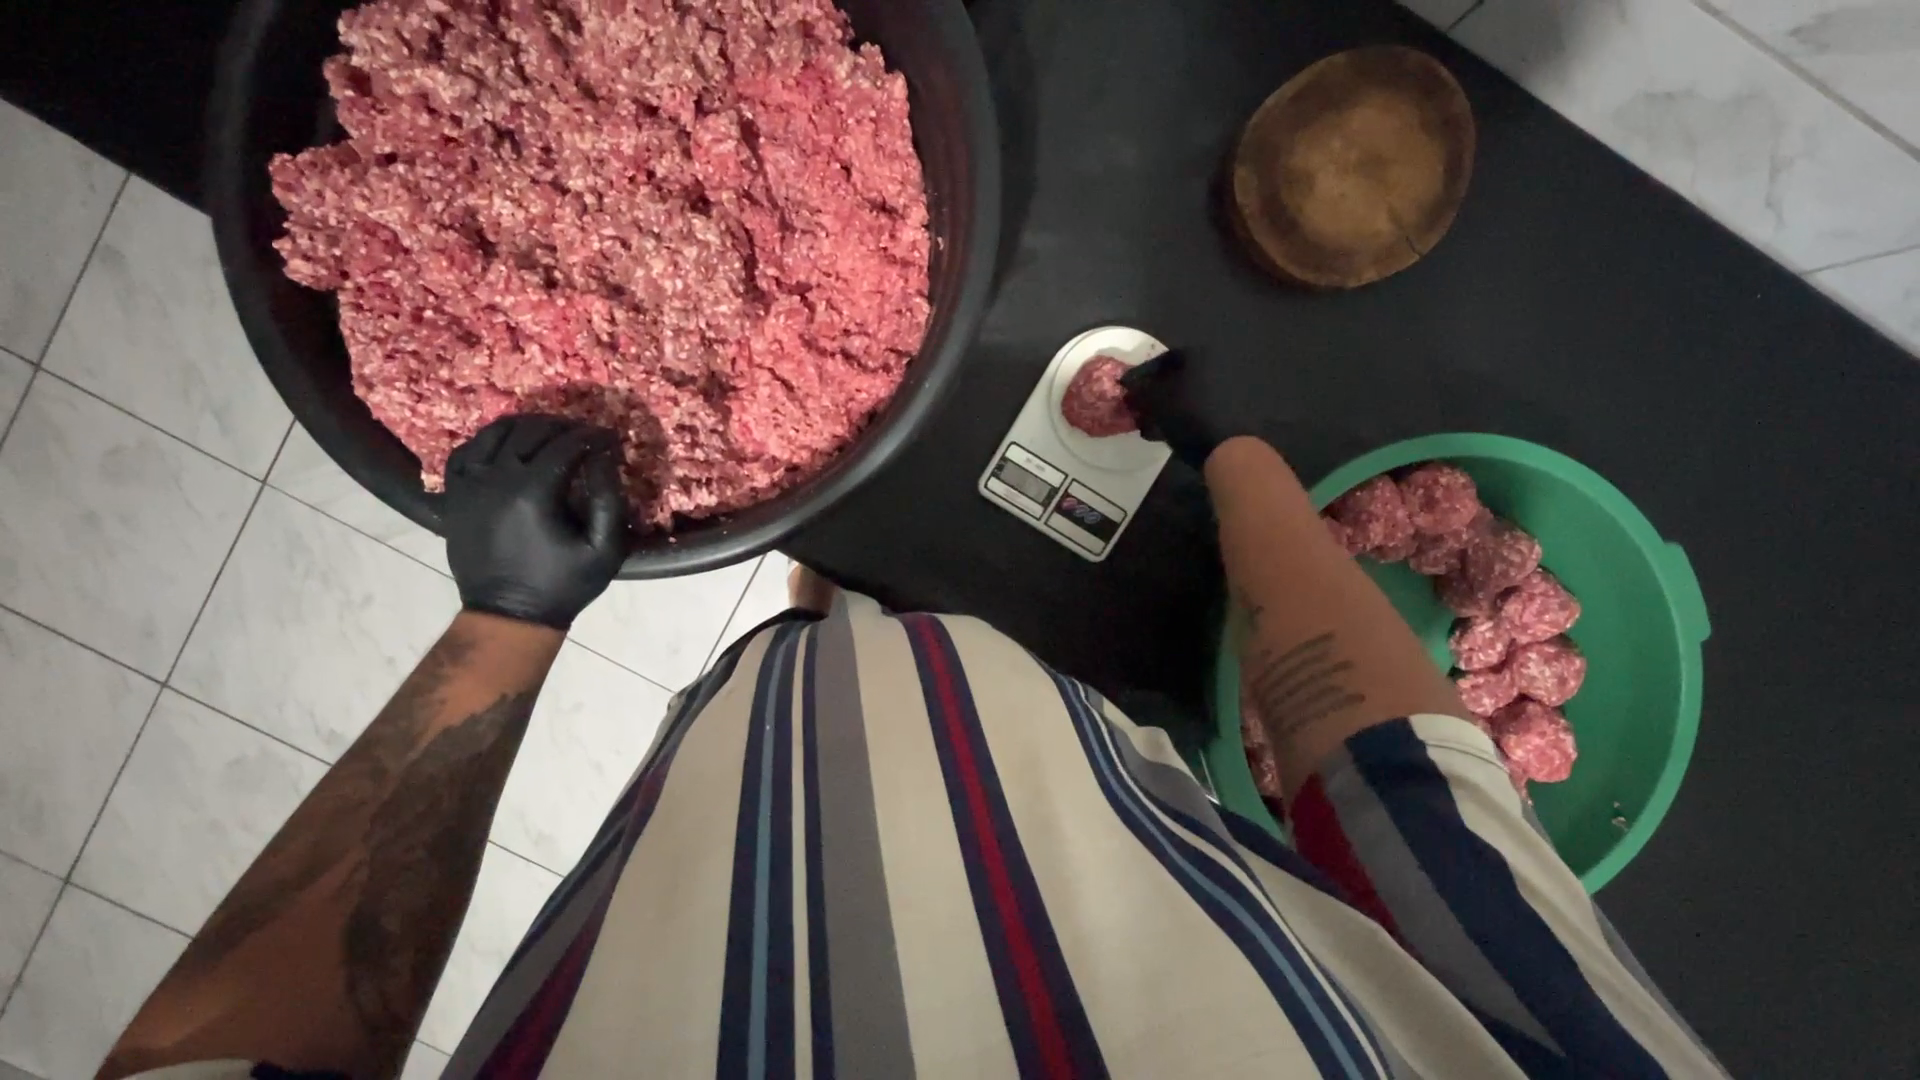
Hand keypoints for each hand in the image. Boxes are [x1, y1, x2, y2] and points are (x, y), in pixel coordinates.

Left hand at [443, 414, 630, 628]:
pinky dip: (489, 441)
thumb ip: (609, 499)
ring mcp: (468, 485)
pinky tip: (509, 447)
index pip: (564, 445)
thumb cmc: (564, 584)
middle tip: (585, 434)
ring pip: (494, 434)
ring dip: (526, 427)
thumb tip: (604, 457)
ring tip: (550, 433)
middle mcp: (495, 480)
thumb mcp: (604, 549)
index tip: (611, 437)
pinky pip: (467, 452)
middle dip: (562, 427)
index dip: (591, 436)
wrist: (509, 614)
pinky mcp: (454, 495)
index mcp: (532, 493)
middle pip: (529, 432)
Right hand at [1120, 348, 1254, 467]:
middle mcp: (1217, 364)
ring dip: (1167, 407)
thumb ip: (1138, 390)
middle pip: (1178, 377)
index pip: (1163, 358)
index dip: (1142, 374)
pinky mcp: (1233, 410)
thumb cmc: (1188, 414)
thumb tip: (1128, 385)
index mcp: (1199, 354)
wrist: (1227, 447)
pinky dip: (1182, 417)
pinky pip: (1200, 408)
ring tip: (1149, 424)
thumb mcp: (1154, 401)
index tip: (1129, 389)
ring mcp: (1228, 388)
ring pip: (1188, 394)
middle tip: (1139, 408)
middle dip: (1156, 393)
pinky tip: (1167, 432)